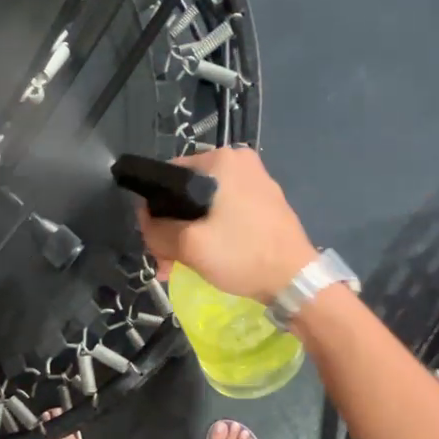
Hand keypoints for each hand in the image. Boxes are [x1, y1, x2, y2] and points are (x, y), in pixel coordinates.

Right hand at [136, 147, 318, 301]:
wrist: (293, 279)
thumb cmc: (241, 254)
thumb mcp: (189, 245)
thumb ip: (158, 230)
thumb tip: (144, 219)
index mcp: (222, 159)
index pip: (170, 177)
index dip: (155, 210)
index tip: (154, 241)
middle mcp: (241, 162)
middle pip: (189, 193)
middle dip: (174, 228)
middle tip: (167, 262)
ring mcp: (258, 182)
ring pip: (208, 207)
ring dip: (191, 235)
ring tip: (182, 266)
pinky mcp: (267, 204)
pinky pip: (228, 214)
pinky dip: (214, 233)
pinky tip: (209, 258)